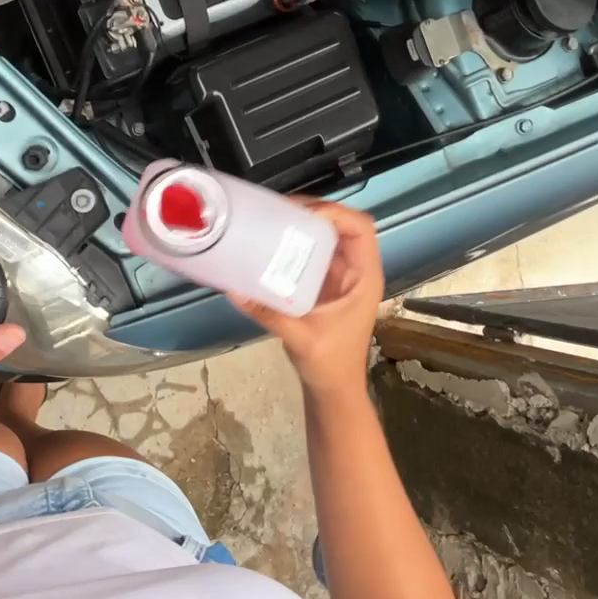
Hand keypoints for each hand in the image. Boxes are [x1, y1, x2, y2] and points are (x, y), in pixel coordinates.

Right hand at [228, 201, 382, 397]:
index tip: (302, 213)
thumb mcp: (300, 338)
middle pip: (344, 225)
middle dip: (315, 211)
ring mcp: (342, 276)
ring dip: (305, 223)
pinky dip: (298, 242)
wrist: (334, 389)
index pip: (361, 228)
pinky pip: (315, 252)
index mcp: (363, 278)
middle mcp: (356, 270)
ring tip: (273, 218)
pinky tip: (273, 241)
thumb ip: (268, 313)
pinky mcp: (326, 283)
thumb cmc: (329, 364)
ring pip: (330, 236)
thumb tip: (233, 289)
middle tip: (279, 209)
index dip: (336, 213)